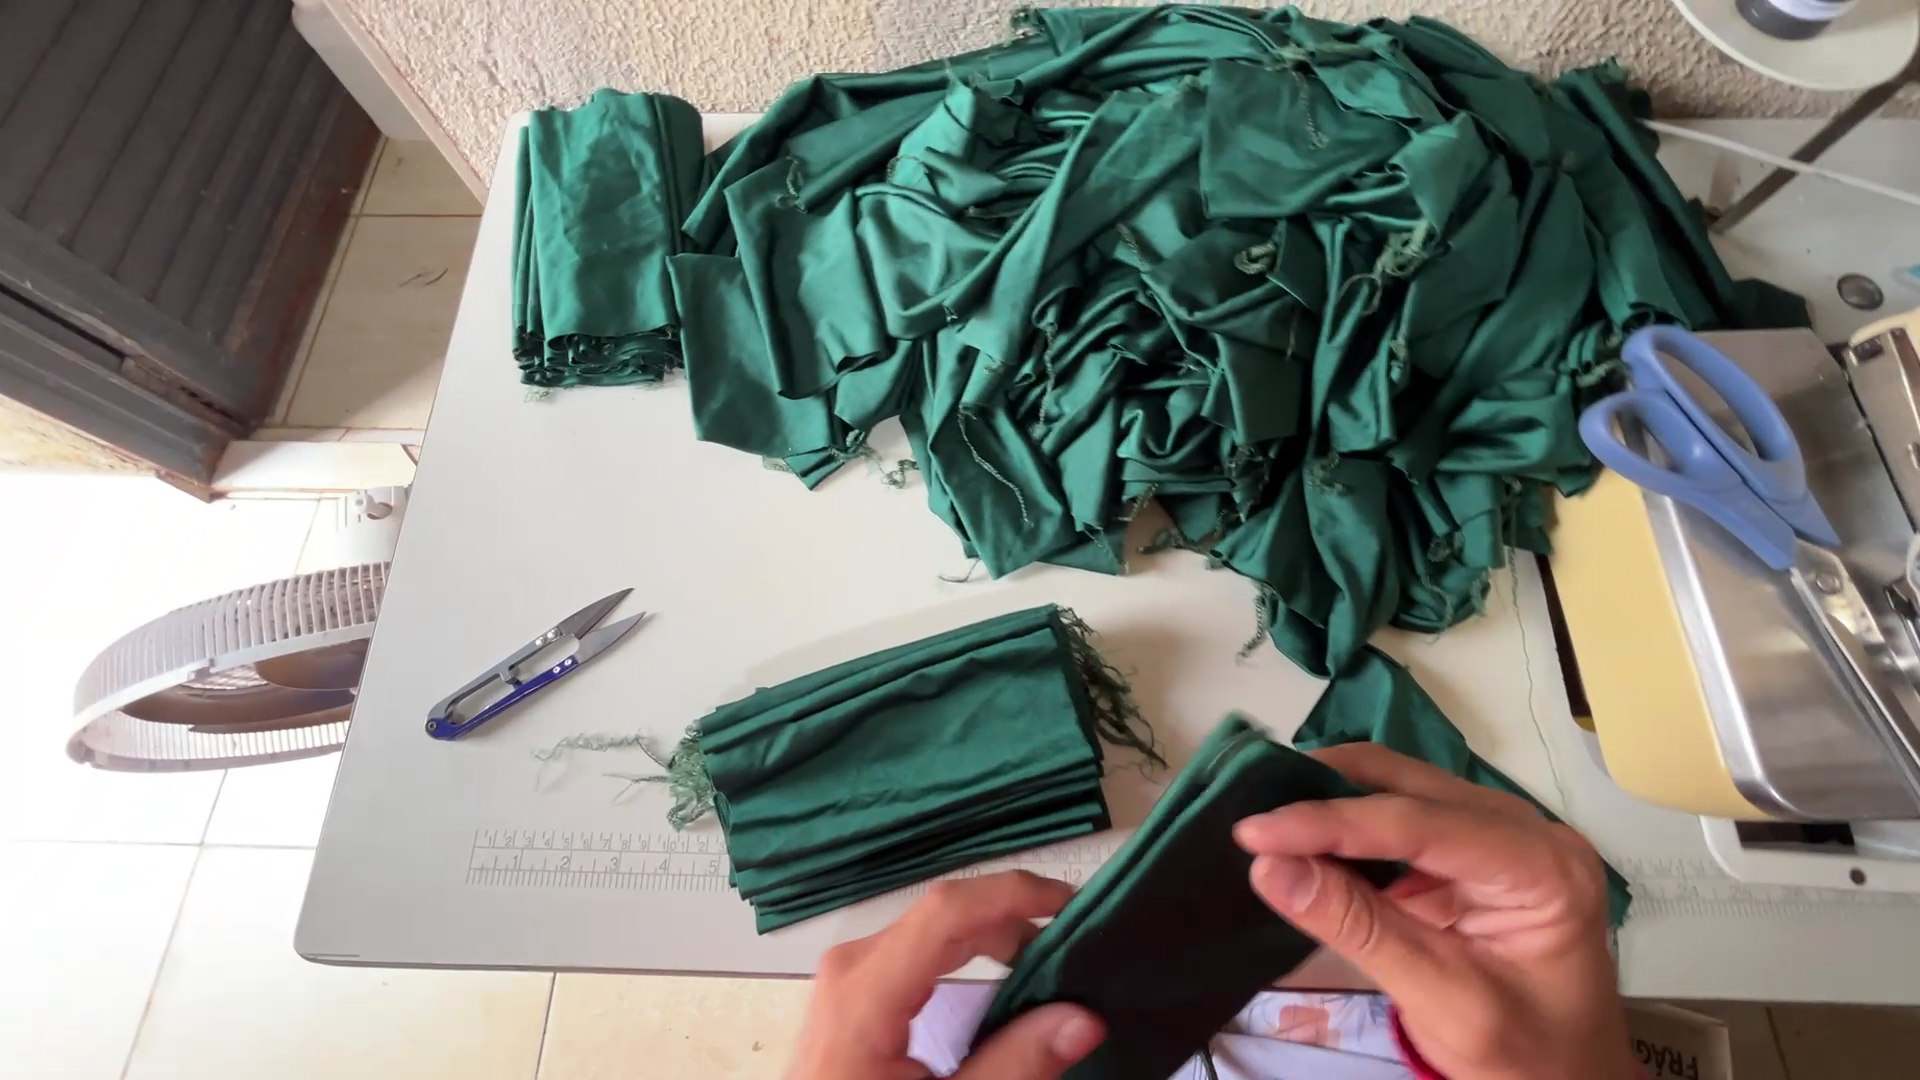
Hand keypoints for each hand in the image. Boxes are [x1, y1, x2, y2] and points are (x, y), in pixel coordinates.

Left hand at [785, 871, 1105, 1079]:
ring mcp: (854, 967)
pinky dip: (972, 947)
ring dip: (996, 932)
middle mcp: (855, 960)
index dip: (1011, 894)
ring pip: (938, 925)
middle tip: (1073, 940)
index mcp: (864, 988)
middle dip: (1015, 917)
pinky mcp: (860, 981)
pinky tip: (1006, 965)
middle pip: (946, 914)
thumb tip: (1085, 1019)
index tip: (1069, 901)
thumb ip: (1014, 1066)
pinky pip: (924, 945)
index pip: (947, 911)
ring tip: (1048, 956)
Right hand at [1234, 744, 1633, 1079]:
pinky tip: (1300, 830)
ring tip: (1265, 816)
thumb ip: (1356, 927)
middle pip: (1400, 780)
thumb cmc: (1523, 1059)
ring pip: (1388, 779)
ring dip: (1322, 793)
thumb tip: (1267, 867)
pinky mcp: (1459, 835)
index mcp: (1540, 867)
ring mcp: (1490, 824)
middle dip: (1319, 791)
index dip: (1328, 822)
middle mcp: (1519, 825)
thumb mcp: (1442, 1003)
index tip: (1252, 832)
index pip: (1416, 823)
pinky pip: (1386, 802)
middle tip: (1250, 814)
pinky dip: (1338, 813)